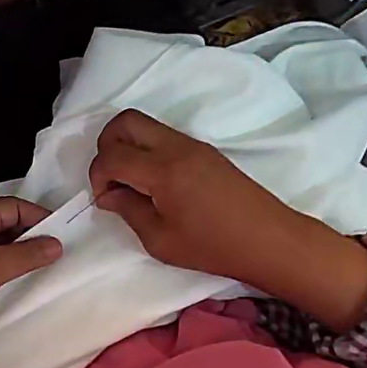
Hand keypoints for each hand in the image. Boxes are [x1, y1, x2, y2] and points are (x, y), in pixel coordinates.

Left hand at [0, 197, 62, 367]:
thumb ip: (26, 254)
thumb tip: (57, 244)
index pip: (8, 206)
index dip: (35, 214)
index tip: (62, 231)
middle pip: (2, 224)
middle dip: (30, 233)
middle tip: (58, 249)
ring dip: (19, 252)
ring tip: (46, 264)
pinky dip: (7, 268)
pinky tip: (22, 279)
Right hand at [88, 109, 366, 331]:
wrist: (269, 240)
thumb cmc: (212, 246)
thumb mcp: (159, 240)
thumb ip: (128, 210)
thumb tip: (109, 195)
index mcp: (163, 170)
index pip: (112, 155)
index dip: (97, 176)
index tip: (103, 199)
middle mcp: (176, 147)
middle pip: (125, 121)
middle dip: (106, 146)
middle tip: (110, 179)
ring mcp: (192, 144)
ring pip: (144, 124)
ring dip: (126, 146)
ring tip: (130, 183)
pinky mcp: (204, 150)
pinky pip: (162, 136)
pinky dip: (145, 150)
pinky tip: (152, 183)